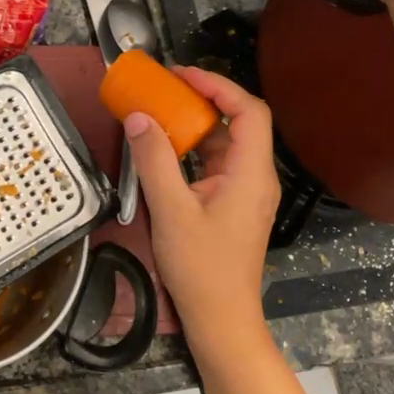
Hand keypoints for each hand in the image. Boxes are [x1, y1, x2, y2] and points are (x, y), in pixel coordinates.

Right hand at [123, 68, 279, 331]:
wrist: (220, 318)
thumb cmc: (200, 266)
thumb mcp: (171, 211)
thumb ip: (154, 161)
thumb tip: (138, 118)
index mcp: (251, 173)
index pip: (249, 112)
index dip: (219, 86)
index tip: (181, 76)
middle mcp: (255, 176)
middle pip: (240, 122)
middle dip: (203, 99)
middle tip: (165, 88)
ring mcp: (245, 191)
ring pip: (226, 142)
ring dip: (195, 123)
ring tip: (159, 110)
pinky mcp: (232, 204)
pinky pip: (215, 163)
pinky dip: (192, 148)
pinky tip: (165, 148)